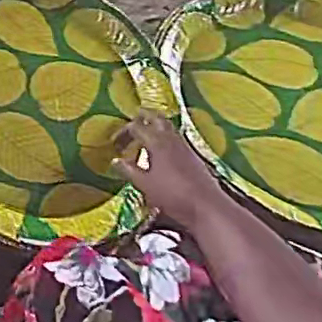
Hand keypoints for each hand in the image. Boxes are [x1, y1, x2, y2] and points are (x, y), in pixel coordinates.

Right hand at [114, 110, 232, 229]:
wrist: (206, 205)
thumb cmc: (173, 194)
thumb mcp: (146, 184)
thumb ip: (129, 170)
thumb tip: (115, 160)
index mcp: (156, 142)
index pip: (136, 127)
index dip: (124, 132)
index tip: (115, 143)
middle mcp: (171, 138)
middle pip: (156, 118)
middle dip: (144, 115)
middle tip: (135, 116)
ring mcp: (184, 145)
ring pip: (168, 126)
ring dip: (157, 124)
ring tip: (148, 130)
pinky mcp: (193, 155)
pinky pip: (177, 136)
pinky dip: (167, 135)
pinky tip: (165, 148)